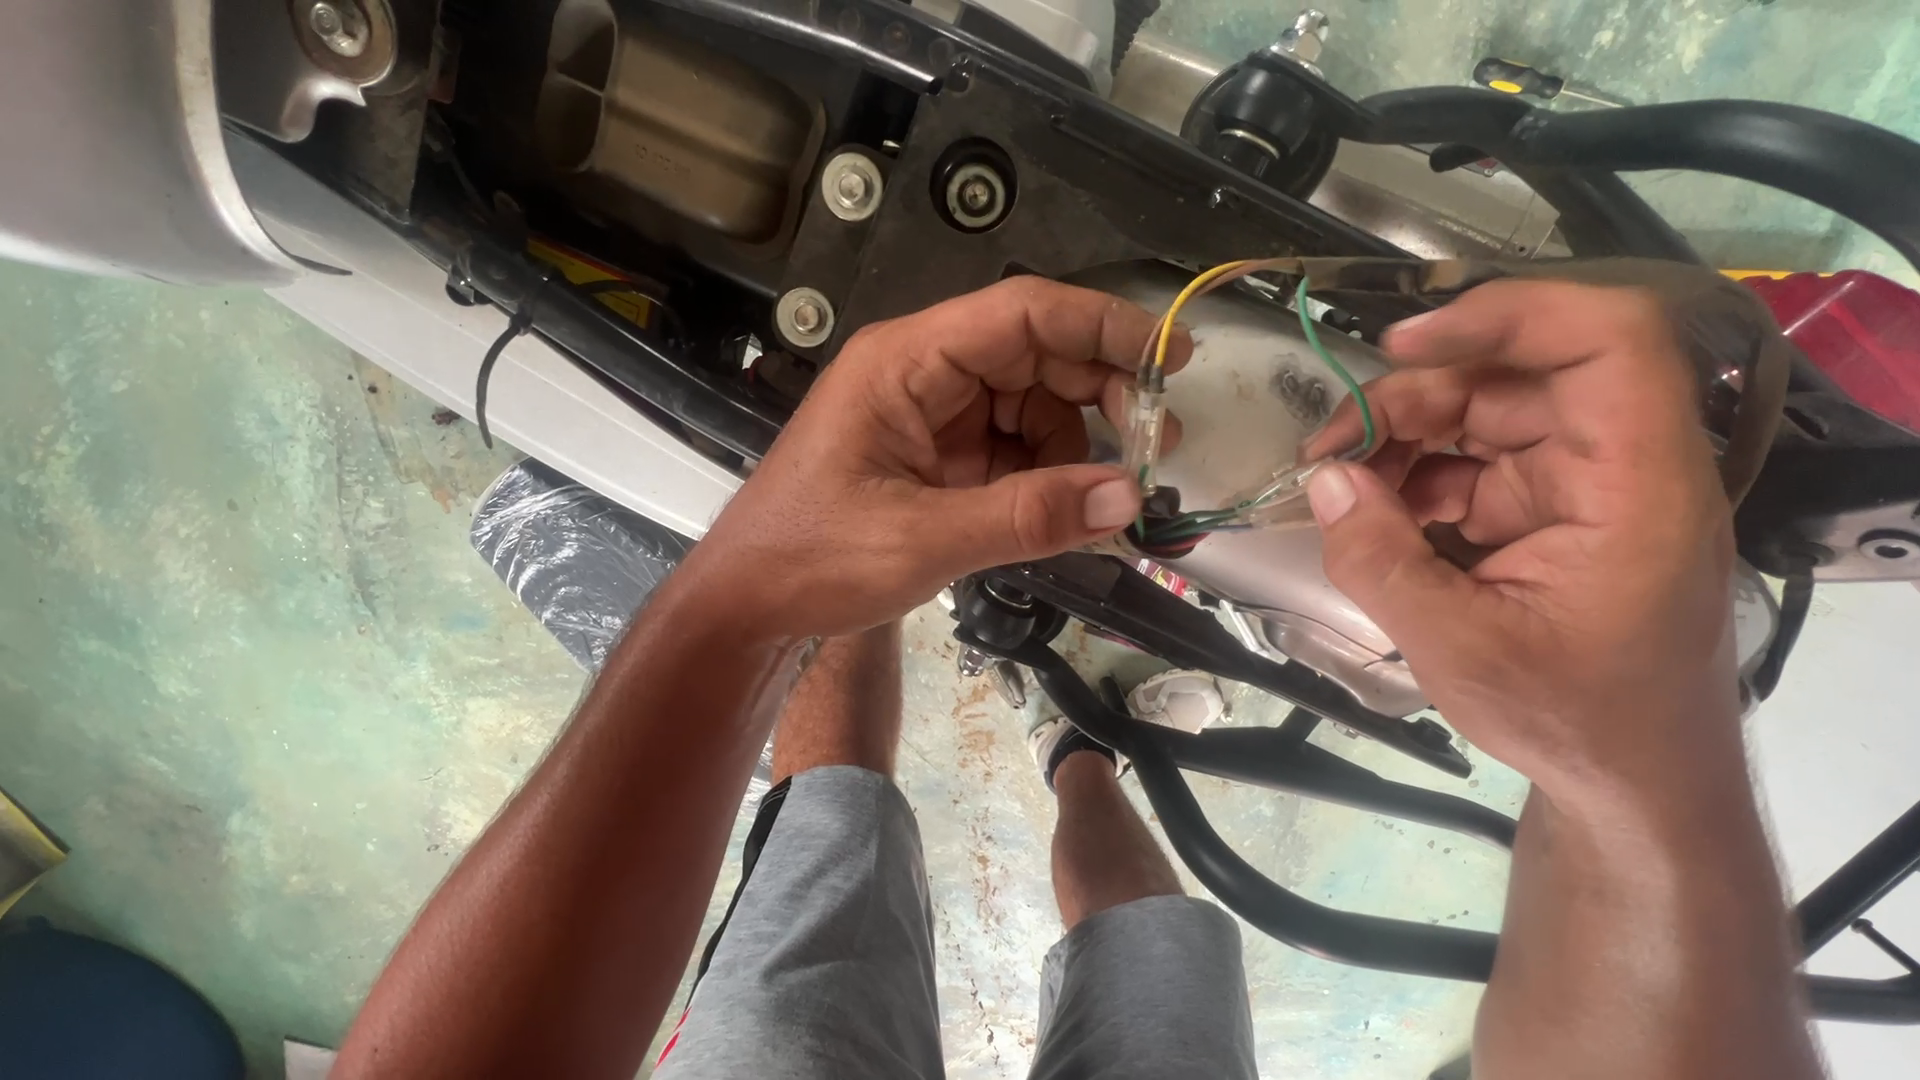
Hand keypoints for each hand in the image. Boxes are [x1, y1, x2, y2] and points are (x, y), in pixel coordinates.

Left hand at [684, 277, 1186, 639]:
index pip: (1021, 314)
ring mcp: (929, 416)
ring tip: (1101, 496)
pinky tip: (1061, 509)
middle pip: (1033, 355)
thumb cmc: (812, 560)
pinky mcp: (935, 456)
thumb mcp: (921, 540)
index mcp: (905, 362)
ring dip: (1073, 443)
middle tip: (1154, 444)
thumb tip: (1129, 497)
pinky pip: (1009, 447)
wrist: (748, 605)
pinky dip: (1043, 474)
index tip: (1173, 359)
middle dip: (1099, 392)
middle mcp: (921, 373)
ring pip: (1028, 404)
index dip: (1103, 327)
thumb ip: (1025, 517)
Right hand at [1301, 282, 1741, 813]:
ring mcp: (1577, 489)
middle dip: (1409, 401)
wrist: (1630, 782)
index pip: (1605, 340)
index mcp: (1633, 484)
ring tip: (1336, 486)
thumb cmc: (1574, 720)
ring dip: (1400, 440)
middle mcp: (1614, 466)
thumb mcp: (1459, 646)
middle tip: (1327, 449)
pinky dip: (1411, 481)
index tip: (1401, 347)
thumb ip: (1380, 560)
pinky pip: (1469, 468)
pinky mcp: (1544, 515)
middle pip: (1513, 378)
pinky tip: (1370, 515)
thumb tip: (1322, 482)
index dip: (1505, 316)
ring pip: (1482, 418)